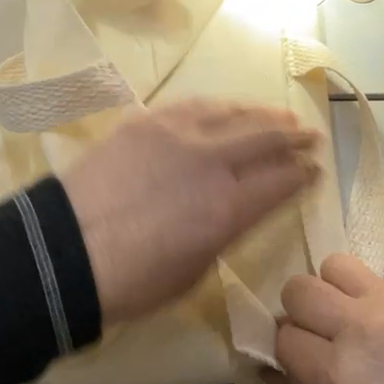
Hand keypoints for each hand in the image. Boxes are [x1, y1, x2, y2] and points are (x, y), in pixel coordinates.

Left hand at [60, 100, 320, 324]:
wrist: (67, 250)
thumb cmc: (133, 279)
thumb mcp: (196, 269)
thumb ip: (226, 230)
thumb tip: (239, 207)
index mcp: (228, 207)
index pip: (281, 180)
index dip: (303, 174)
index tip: (315, 170)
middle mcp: (212, 160)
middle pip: (265, 138)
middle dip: (294, 136)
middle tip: (311, 134)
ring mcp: (179, 133)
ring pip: (233, 113)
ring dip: (262, 113)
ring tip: (279, 114)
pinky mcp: (149, 119)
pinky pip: (195, 104)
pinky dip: (220, 106)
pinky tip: (228, 107)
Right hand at [277, 254, 383, 383]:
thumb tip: (279, 364)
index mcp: (340, 377)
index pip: (283, 337)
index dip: (288, 352)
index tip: (300, 363)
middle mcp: (361, 329)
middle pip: (298, 288)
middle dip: (301, 314)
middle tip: (319, 337)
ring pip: (334, 265)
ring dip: (333, 291)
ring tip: (349, 319)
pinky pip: (378, 280)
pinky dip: (373, 299)